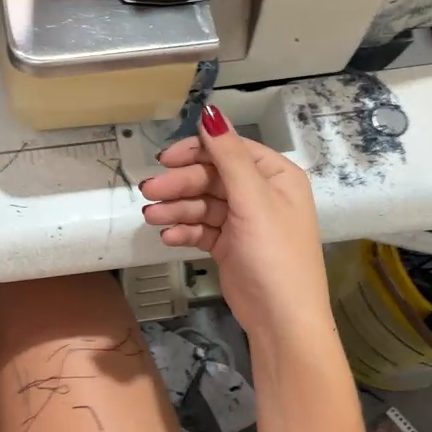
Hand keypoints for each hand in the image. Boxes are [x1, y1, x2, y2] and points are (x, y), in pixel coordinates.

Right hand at [139, 105, 332, 344]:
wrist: (282, 319)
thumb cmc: (275, 255)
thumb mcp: (253, 201)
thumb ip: (229, 157)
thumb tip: (211, 112)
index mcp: (276, 177)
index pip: (230, 151)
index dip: (197, 151)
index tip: (165, 159)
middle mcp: (261, 194)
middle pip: (212, 178)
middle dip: (180, 185)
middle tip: (149, 193)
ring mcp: (245, 222)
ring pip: (203, 204)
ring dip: (177, 209)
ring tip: (152, 218)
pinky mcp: (230, 246)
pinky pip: (202, 229)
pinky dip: (184, 231)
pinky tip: (168, 237)